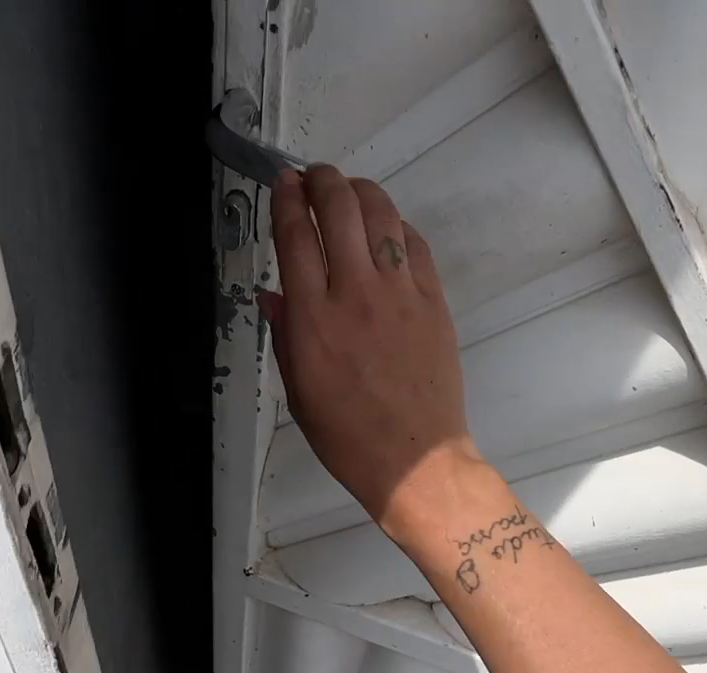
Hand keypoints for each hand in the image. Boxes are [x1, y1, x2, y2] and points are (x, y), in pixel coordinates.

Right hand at [257, 166, 488, 538]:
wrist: (414, 460)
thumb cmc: (347, 437)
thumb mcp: (298, 393)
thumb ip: (285, 336)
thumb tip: (273, 296)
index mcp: (313, 319)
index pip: (294, 236)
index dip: (285, 199)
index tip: (283, 184)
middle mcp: (355, 293)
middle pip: (337, 208)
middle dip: (321, 179)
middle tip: (314, 177)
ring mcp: (400, 293)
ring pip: (381, 213)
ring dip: (361, 191)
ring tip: (350, 193)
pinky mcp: (434, 300)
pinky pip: (415, 244)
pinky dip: (396, 226)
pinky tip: (387, 230)